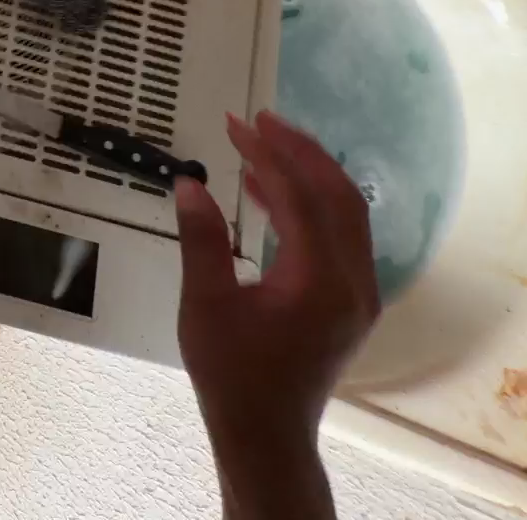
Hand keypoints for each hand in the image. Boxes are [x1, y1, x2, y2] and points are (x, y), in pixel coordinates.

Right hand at [174, 111, 377, 453]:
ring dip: (306, 173)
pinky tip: (265, 189)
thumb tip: (189, 182)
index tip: (236, 124)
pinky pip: (336, 233)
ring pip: (345, 215)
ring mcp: (355, 290)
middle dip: (300, 154)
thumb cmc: (229, 365)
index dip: (271, 156)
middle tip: (256, 120)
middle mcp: (353, 282)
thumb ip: (200, 240)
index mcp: (321, 282)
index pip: (303, 201)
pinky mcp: (344, 296)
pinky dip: (305, 201)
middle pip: (341, 200)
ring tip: (262, 142)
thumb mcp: (204, 301)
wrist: (264, 424)